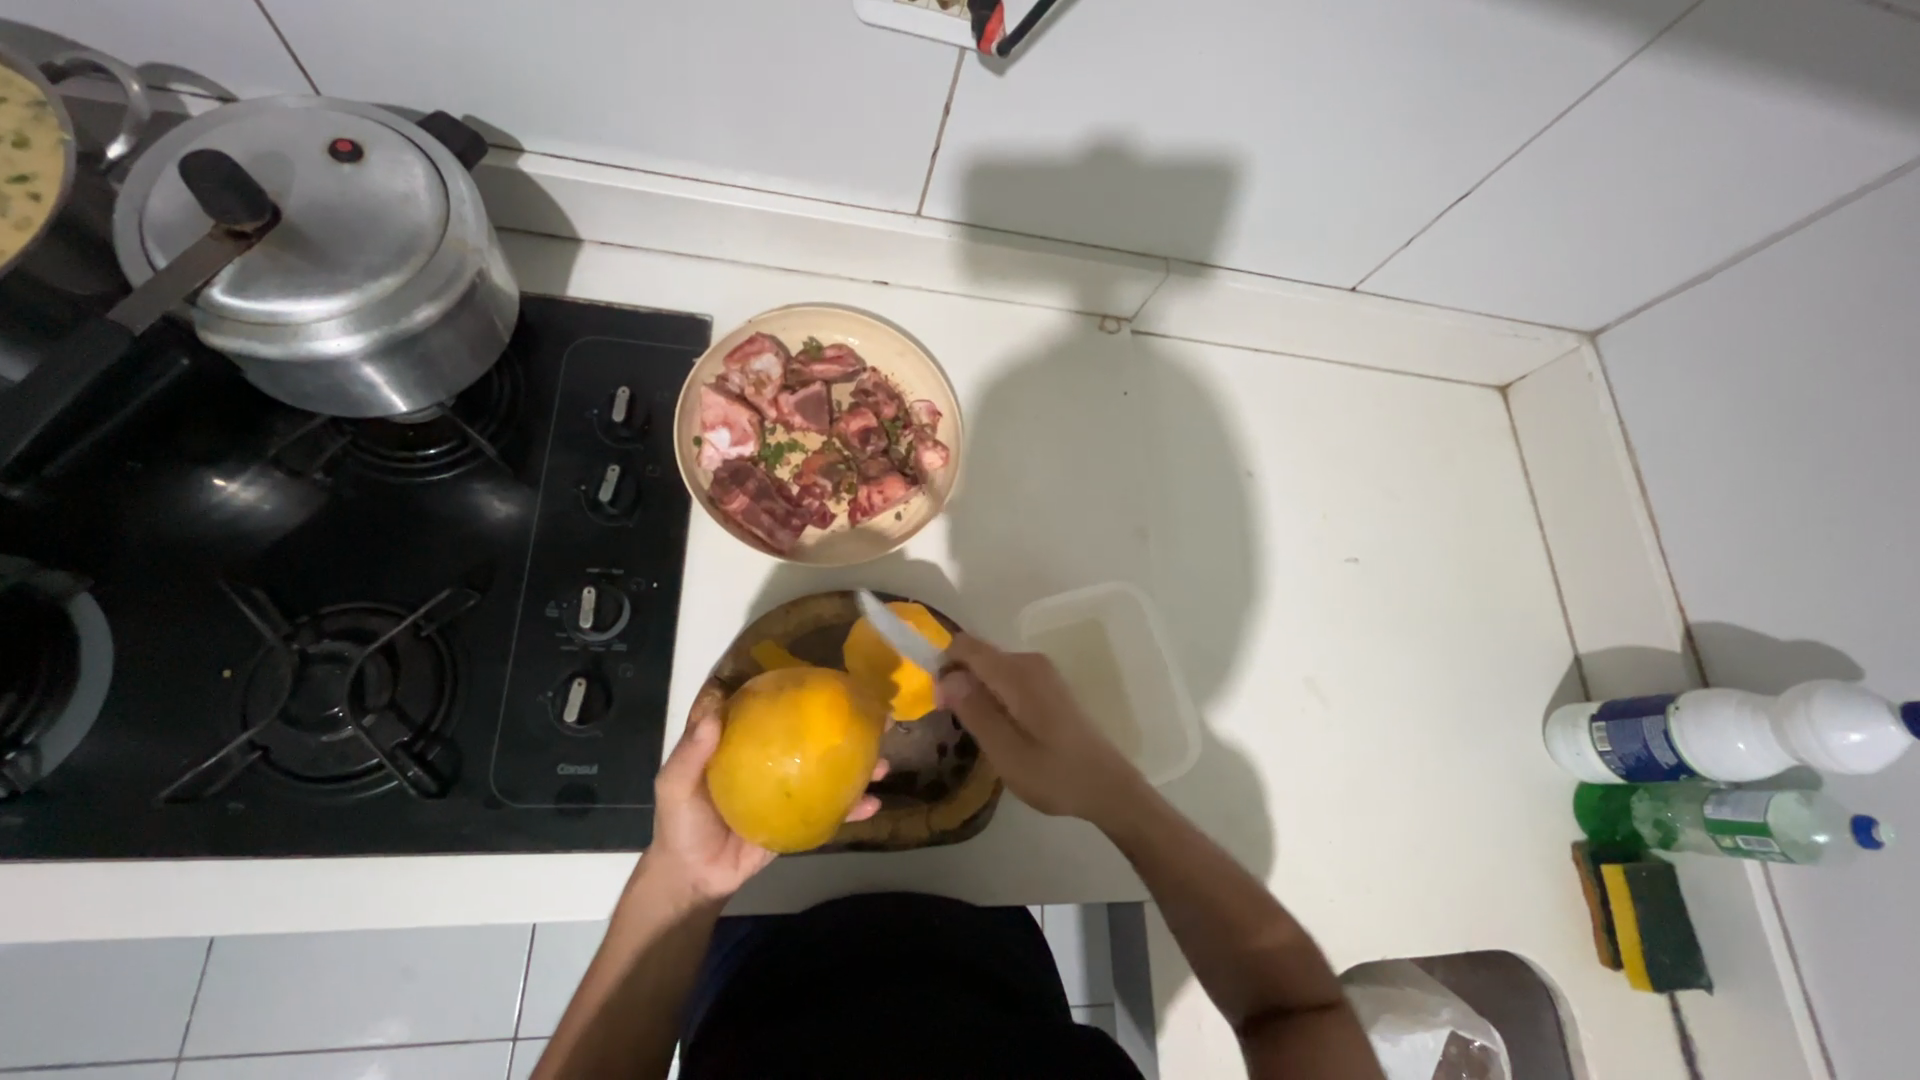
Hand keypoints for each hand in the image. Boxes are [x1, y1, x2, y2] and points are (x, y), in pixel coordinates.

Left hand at [647, 683, 885, 901]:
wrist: (694, 878)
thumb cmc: (681, 824)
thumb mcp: (674, 786)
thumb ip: (691, 754)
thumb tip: (715, 713)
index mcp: (745, 741)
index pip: (773, 706)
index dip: (795, 688)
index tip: (824, 675)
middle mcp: (774, 757)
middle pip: (812, 735)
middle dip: (845, 724)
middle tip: (874, 714)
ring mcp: (791, 787)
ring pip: (831, 769)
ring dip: (860, 764)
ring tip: (884, 759)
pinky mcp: (802, 819)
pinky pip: (832, 811)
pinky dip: (854, 808)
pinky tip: (873, 803)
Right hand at [940, 634, 1148, 825]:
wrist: (1108, 787)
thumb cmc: (1055, 775)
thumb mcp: (1006, 752)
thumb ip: (975, 711)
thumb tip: (945, 677)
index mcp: (1018, 673)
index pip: (965, 646)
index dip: (942, 664)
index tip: (933, 698)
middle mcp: (1029, 662)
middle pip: (978, 657)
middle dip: (957, 682)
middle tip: (952, 725)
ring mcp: (1042, 672)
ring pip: (991, 669)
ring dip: (975, 692)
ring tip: (975, 732)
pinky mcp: (1048, 685)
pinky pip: (1007, 679)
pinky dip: (994, 697)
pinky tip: (999, 730)